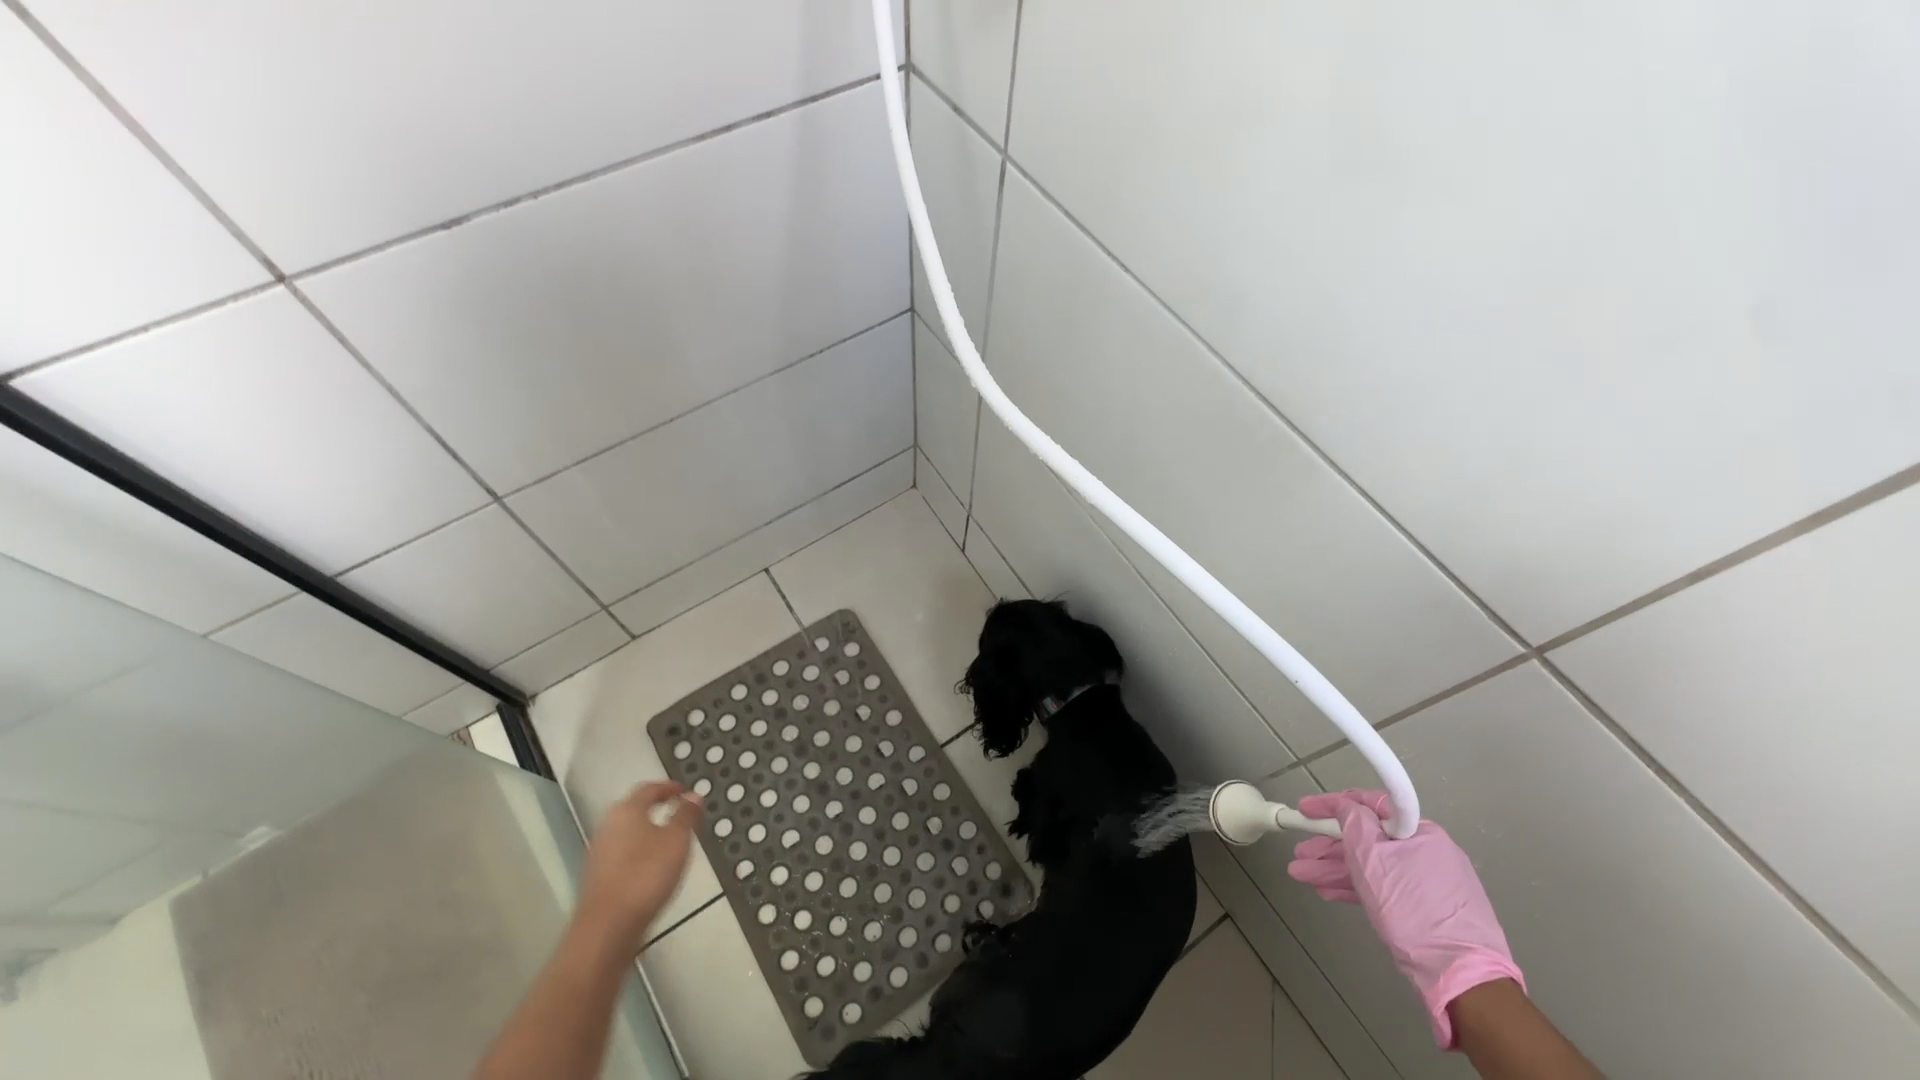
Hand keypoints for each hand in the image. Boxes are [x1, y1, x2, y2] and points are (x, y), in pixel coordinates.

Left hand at [576, 781, 701, 956]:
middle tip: (679, 811)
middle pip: (634, 808)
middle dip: (656, 807)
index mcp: (626, 811)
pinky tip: (652, 866)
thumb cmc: (646, 875)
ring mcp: (599, 852)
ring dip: (648, 830)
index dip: (668, 787)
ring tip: (670, 839)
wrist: (607, 927)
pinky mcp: (598, 877)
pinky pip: (623, 853)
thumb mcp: (677, 841)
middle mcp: (608, 826)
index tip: (684, 790)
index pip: (649, 789)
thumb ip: (686, 816)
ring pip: (627, 832)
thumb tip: (693, 795)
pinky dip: (639, 851)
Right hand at [1288, 789, 1523, 1049]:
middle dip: (1328, 845)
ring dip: (1334, 868)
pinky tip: (1328, 892)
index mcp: (1418, 832)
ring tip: (1302, 875)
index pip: (1370, 805)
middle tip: (1299, 853)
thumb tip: (1346, 805)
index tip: (1304, 809)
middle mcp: (1425, 851)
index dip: (1332, 804)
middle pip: (1368, 839)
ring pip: (1372, 867)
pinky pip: (1383, 887)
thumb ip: (1354, 823)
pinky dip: (1355, 886)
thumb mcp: (1373, 858)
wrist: (1460, 973)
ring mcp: (1427, 882)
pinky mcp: (1425, 910)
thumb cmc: (1411, 908)